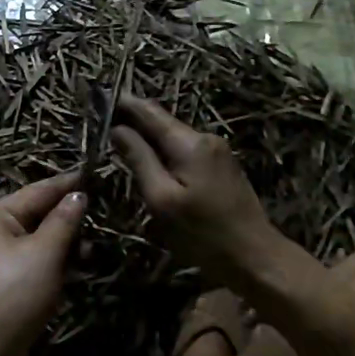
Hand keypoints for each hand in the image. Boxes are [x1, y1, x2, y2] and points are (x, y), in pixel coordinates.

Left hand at [0, 171, 85, 355]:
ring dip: (71, 240)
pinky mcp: (14, 279)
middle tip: (109, 210)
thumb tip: (79, 194)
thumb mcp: (44, 253)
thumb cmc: (12, 295)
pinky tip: (85, 264)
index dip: (72, 184)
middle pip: (44, 211)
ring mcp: (6, 255)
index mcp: (1, 212)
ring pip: (46, 237)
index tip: (101, 175)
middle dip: (73, 214)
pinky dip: (62, 260)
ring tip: (100, 242)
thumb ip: (64, 221)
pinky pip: (43, 259)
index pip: (43, 188)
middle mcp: (0, 227)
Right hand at [111, 96, 278, 284]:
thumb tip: (117, 129)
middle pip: (162, 122)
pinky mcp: (221, 165)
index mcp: (189, 142)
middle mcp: (205, 137)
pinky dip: (164, 150)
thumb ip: (139, 159)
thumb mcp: (162, 199)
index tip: (99, 99)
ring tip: (120, 139)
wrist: (255, 256)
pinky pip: (185, 149)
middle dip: (133, 120)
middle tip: (102, 122)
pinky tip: (150, 159)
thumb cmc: (204, 233)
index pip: (149, 111)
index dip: (124, 103)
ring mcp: (217, 150)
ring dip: (148, 136)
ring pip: (173, 136)